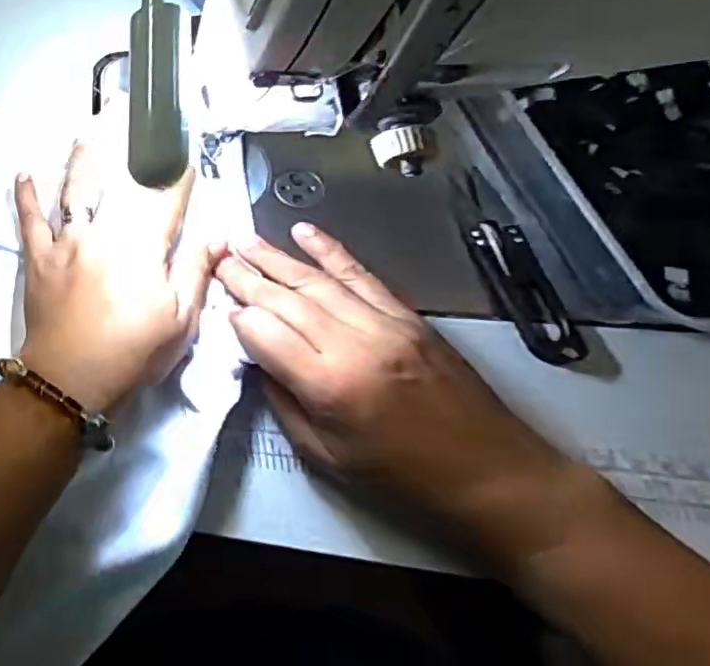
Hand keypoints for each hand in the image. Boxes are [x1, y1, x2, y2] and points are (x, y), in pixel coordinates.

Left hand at [13, 139, 220, 412]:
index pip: (165, 200)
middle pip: (116, 179)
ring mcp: (66, 242)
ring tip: (87, 128)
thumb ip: (196, 273)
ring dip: (80, 156)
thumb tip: (219, 235)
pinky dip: (26, 196)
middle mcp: (103, 234)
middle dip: (125, 142)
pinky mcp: (38, 257)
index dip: (177, 173)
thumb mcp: (180, 322)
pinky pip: (30, 220)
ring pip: (73, 189)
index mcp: (141, 248)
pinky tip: (24, 173)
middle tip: (127, 111)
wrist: (69, 381)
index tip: (184, 150)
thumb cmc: (132, 353)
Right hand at [217, 222, 607, 565]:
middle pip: (286, 298)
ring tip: (244, 240)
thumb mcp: (328, 456)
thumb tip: (259, 358)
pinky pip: (359, 274)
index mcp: (329, 385)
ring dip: (276, 257)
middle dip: (247, 277)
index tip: (219, 305)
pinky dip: (329, 250)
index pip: (266, 334)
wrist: (490, 471)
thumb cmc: (402, 476)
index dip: (238, 318)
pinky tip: (304, 232)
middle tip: (218, 256)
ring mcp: (382, 322)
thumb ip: (286, 402)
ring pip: (316, 280)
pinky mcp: (405, 314)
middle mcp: (352, 343)